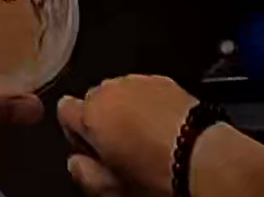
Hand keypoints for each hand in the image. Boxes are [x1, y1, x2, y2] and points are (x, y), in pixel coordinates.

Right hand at [58, 74, 193, 195]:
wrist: (199, 153)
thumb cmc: (156, 175)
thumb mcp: (114, 189)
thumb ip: (85, 174)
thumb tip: (76, 163)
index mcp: (91, 115)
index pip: (64, 109)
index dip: (75, 132)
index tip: (92, 150)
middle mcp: (109, 90)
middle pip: (92, 100)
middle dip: (102, 120)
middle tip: (121, 149)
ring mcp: (135, 80)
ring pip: (118, 92)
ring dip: (124, 110)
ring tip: (144, 138)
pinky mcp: (159, 78)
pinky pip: (143, 88)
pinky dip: (146, 103)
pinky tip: (161, 127)